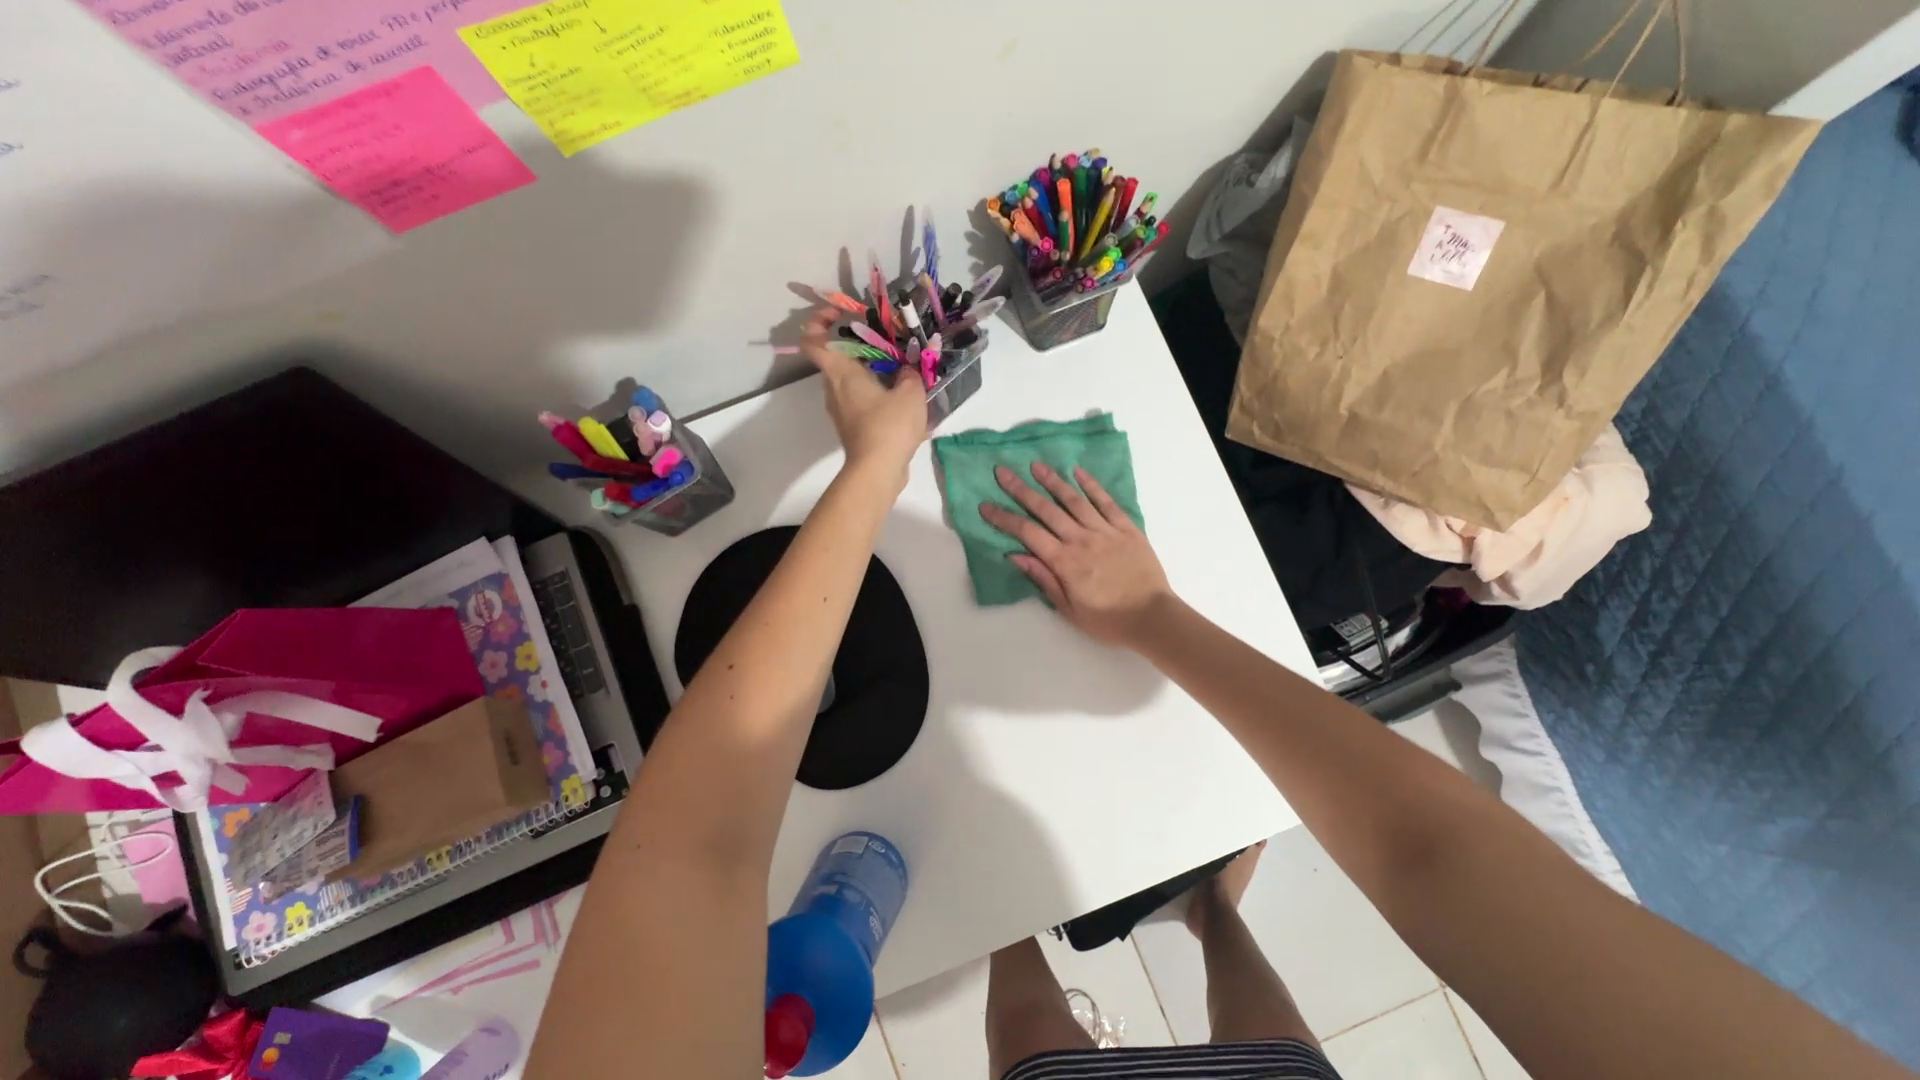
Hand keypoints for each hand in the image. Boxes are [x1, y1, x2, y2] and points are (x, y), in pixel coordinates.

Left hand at [801, 309, 926, 487]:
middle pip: (836, 358)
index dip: (819, 321)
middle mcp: (833, 389)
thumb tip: (907, 370)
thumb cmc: (888, 426)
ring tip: (900, 369)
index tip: (839, 314)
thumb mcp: (910, 392)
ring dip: (870, 370)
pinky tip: (901, 397)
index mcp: (840, 373)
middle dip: (858, 345)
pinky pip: (859, 399)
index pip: (813, 340)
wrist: (877, 471)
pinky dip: (875, 392)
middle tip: (887, 342)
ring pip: (849, 380)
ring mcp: (840, 410)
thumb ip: (910, 373)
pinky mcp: (851, 427)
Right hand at [979, 462, 1175, 647]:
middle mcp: (1082, 540)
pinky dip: (1092, 485)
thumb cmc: (1108, 620)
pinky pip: (1106, 502)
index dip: (1004, 519)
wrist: (1152, 617)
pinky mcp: (1127, 528)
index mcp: (1065, 562)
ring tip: (1036, 466)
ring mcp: (1105, 531)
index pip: (1027, 534)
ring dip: (1053, 481)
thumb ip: (1044, 579)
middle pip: (1046, 510)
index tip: (985, 506)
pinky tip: (1078, 472)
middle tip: (1002, 472)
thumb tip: (1017, 555)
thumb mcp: (1069, 609)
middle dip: (1021, 490)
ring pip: (1074, 500)